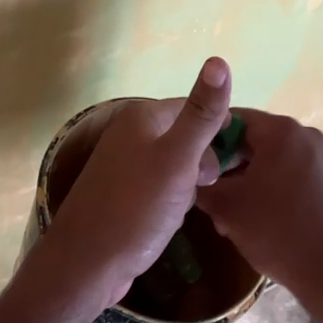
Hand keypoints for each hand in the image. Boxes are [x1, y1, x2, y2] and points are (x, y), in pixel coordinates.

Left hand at [44, 57, 231, 308]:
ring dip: (187, 186)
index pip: (193, 108)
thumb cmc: (137, 207)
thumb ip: (201, 114)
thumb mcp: (178, 159)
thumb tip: (219, 60)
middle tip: (204, 189)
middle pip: (184, 137)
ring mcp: (122, 164)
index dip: (217, 132)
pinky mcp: (120, 193)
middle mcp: (129, 133)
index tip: (235, 162)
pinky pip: (158, 186)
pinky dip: (170, 201)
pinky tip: (168, 221)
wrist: (87, 262)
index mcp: (142, 117)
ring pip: (174, 165)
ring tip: (183, 208)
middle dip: (201, 164)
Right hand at [193, 109, 322, 295]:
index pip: (231, 118)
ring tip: (229, 213)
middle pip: (251, 139)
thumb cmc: (276, 232)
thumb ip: (200, 182)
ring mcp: (320, 157)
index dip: (207, 139)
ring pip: (269, 158)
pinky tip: (255, 216)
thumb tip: (188, 174)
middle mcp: (304, 134)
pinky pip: (288, 172)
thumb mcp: (225, 206)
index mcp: (281, 130)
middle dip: (227, 165)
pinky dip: (268, 186)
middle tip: (209, 193)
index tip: (193, 164)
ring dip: (246, 179)